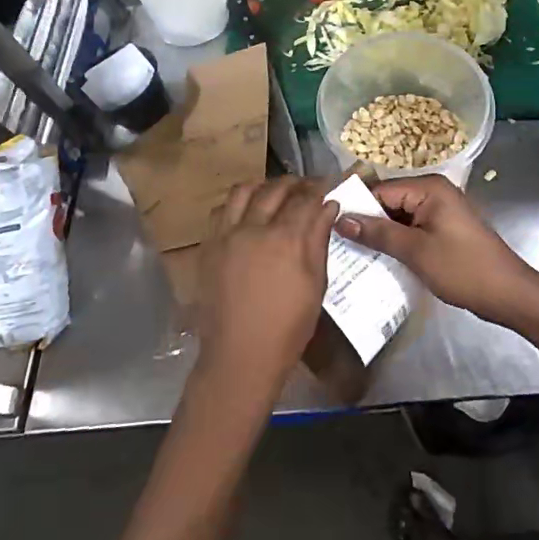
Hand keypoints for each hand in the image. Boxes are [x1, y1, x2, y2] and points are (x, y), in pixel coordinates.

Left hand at [195, 178, 339, 400]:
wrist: (240, 355)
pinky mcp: (209, 245)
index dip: (320, 188)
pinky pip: (221, 210)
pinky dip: (237, 203)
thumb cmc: (288, 327)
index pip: (306, 199)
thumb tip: (328, 207)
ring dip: (263, 186)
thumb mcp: (315, 284)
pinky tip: (247, 211)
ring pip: (243, 191)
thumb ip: (319, 240)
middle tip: (307, 187)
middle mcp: (254, 227)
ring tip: (275, 193)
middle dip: (295, 184)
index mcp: (286, 238)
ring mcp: (227, 234)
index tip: (329, 185)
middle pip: (275, 190)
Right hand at [334, 175, 538, 324]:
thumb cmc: (463, 269)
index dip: (355, 207)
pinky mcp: (442, 229)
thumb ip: (377, 232)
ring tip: (350, 251)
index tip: (328, 225)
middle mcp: (433, 192)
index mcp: (429, 188)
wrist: (509, 294)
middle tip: (335, 241)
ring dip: (379, 233)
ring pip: (397, 217)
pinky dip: (395, 241)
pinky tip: (377, 257)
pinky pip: (410, 228)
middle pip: (387, 201)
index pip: (379, 190)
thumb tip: (340, 219)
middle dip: (365, 220)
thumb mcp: (415, 251)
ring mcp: (439, 211)